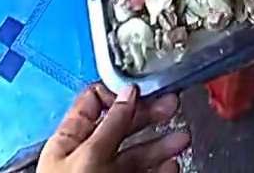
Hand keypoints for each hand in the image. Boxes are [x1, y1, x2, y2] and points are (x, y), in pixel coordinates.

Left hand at [36, 83, 189, 172]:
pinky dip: (159, 169)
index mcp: (71, 141)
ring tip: (182, 140)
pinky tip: (170, 166)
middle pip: (123, 124)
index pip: (95, 101)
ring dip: (162, 144)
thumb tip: (129, 90)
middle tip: (172, 106)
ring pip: (137, 151)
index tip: (143, 89)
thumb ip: (111, 124)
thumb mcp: (89, 157)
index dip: (118, 92)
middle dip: (150, 114)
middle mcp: (88, 155)